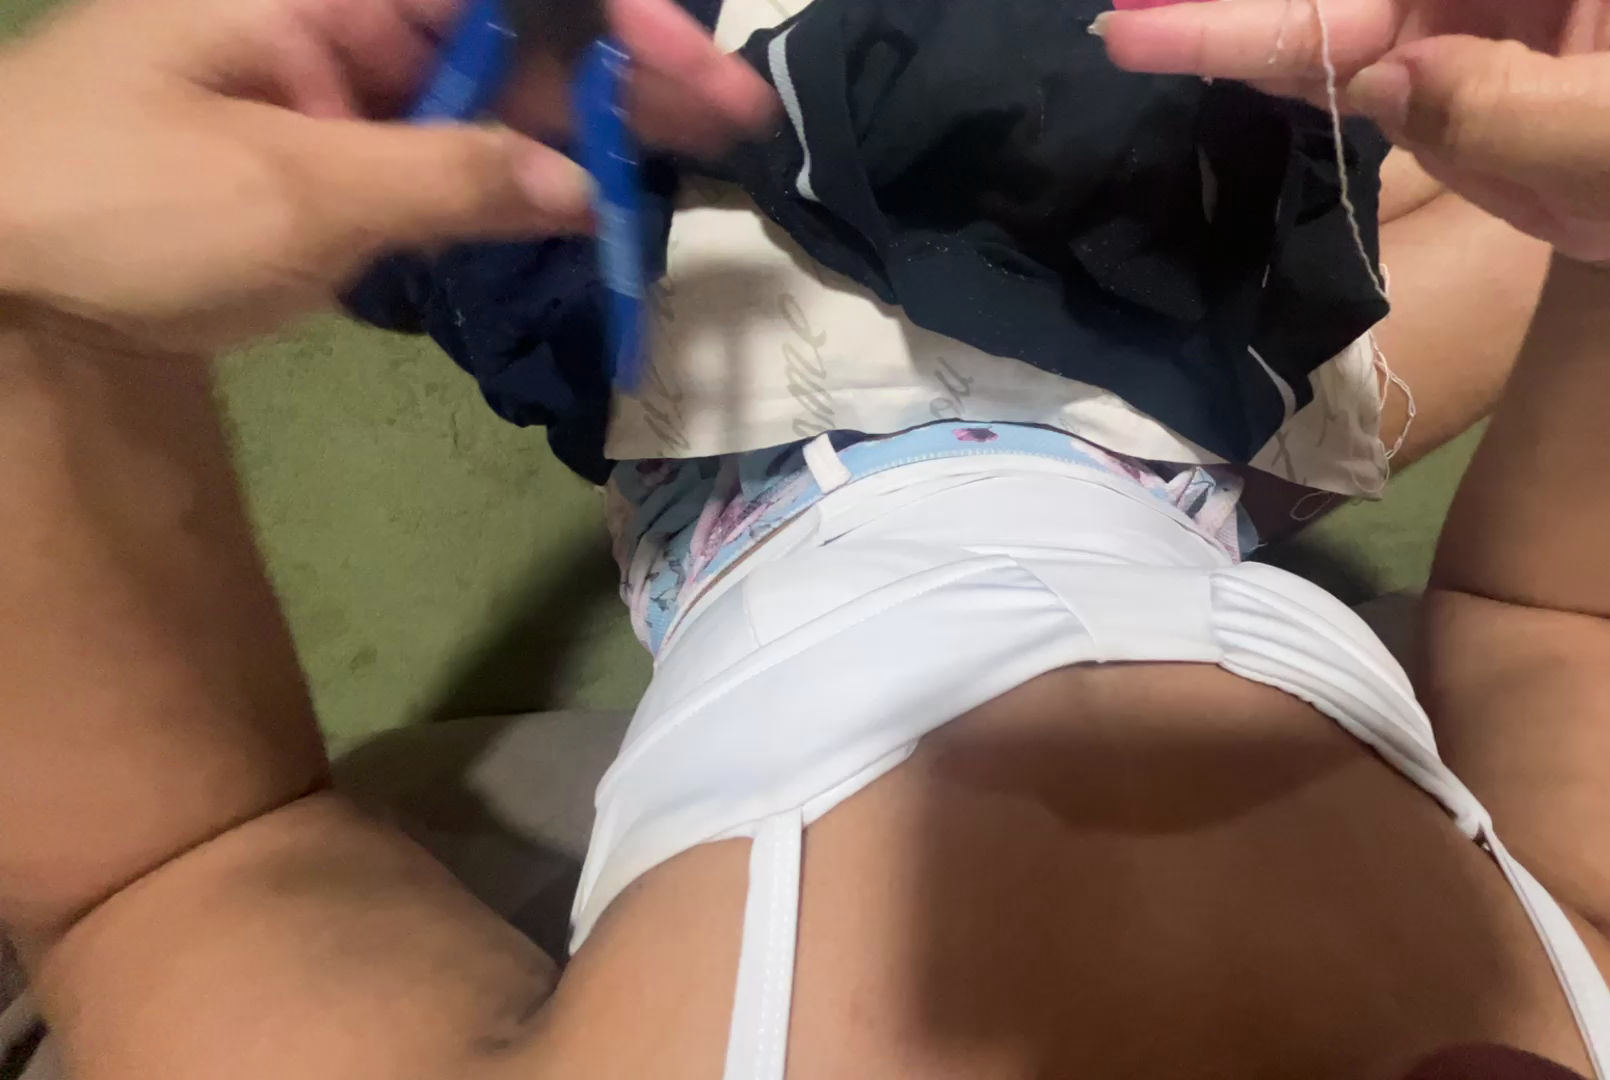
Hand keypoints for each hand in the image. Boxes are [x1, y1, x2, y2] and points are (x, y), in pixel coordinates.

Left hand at [0, 0, 773, 353]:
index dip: (603, 15)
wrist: (28, 290)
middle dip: (637, 73)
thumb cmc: (114, 204)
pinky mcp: (397, 171)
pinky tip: (621, 200)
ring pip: (524, 107)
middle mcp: (369, 32)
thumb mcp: (285, 183)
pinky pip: (498, 169)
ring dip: (615, 130)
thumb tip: (582, 194)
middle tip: (741, 112)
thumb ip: (446, 178)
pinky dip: (560, 189)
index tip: (687, 60)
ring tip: (712, 147)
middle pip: (531, 41)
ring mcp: (387, 104)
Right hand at [1098, 0, 1609, 264]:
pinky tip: (1190, 40)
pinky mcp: (1417, 62)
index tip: (1242, 14)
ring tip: (1139, 31)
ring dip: (1233, 22)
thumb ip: (1508, 107)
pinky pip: (1323, 53)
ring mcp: (1447, 9)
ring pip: (1324, 10)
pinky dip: (1257, 49)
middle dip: (1248, 5)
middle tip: (1133, 22)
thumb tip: (1381, 77)